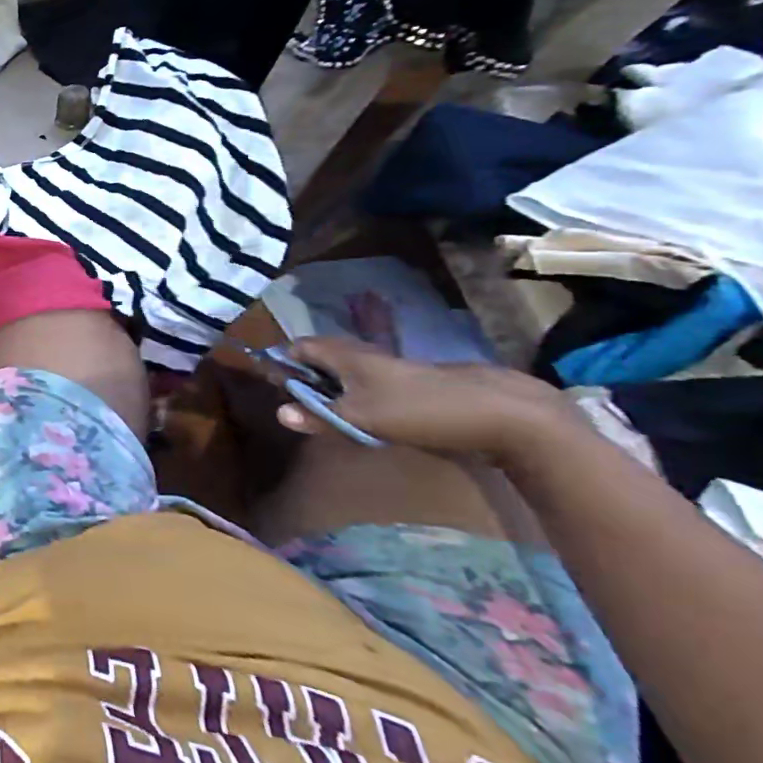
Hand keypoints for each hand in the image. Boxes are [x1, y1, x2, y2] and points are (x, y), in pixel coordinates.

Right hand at [275, 335, 589, 464]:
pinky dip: (353, 394)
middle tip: (288, 395)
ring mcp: (391, 370)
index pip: (304, 345)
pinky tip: (356, 415)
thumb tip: (279, 412)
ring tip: (316, 407)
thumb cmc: (417, 409)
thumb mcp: (361, 417)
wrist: (494, 412)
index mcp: (348, 355)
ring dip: (329, 384)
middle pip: (325, 356)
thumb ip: (320, 415)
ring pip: (348, 370)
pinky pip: (369, 384)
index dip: (283, 358)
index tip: (268, 377)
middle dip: (304, 371)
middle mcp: (366, 355)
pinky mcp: (410, 387)